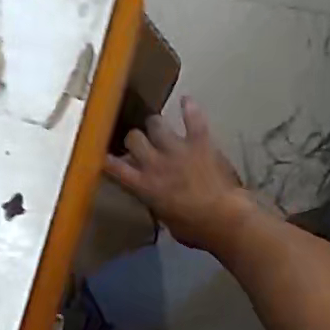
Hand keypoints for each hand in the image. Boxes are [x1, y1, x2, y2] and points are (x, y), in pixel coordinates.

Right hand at [106, 96, 259, 250]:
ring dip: (155, 124)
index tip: (105, 157)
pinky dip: (189, 107)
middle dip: (134, 140)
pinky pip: (192, 117)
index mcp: (144, 187)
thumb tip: (157, 199)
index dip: (109, 161)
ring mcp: (176, 149)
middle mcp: (154, 163)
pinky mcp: (199, 141)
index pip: (117, 169)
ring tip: (157, 126)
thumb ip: (157, 204)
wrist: (223, 218)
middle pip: (133, 139)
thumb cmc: (195, 229)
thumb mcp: (167, 221)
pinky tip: (186, 100)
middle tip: (139, 143)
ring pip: (155, 123)